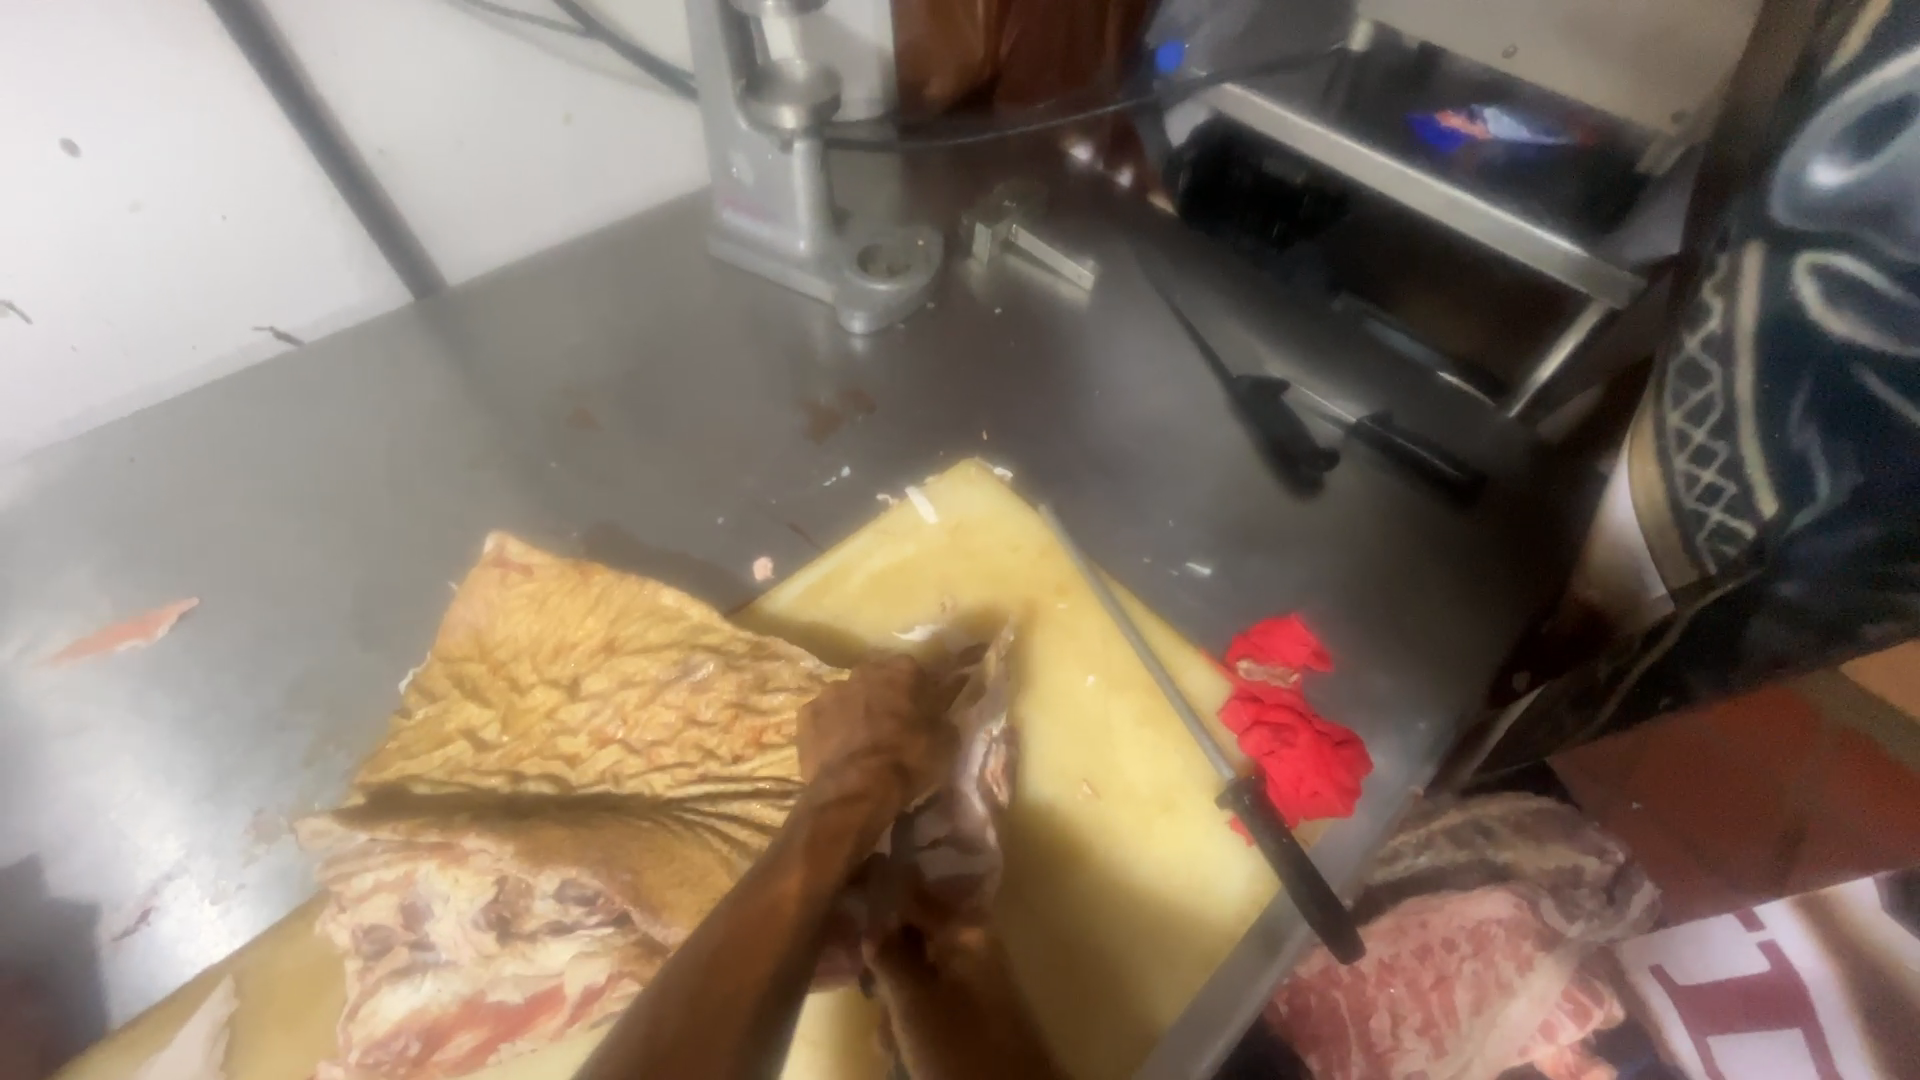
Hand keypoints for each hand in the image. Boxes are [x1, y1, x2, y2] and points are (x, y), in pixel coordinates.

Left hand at [797, 654, 959, 816]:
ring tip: (860, 740)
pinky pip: (822, 717)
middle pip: (876, 678)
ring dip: (854, 710)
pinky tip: (837, 750)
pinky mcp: (806, 714)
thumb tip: (942, 706)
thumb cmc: (907, 761)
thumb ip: (942, 714)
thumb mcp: (945, 740)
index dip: (917, 691)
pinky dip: (829, 728)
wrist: (856, 790)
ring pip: (847, 696)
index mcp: (902, 670)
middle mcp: (864, 671)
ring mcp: (831, 690)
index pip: (914, 671)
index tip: (920, 710)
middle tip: (890, 724)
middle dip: (883, 696)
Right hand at [865, 908, 1062, 1079]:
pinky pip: (937, 1005)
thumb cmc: (961, 1046)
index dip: (882, 905)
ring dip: (899, 1004)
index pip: (916, 896)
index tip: (853, 921)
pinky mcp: (978, 1015)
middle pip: (918, 938)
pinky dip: (916, 1023)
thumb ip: (890, 957)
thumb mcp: (913, 1002)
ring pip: (923, 977)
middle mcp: (974, 947)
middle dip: (889, 968)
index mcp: (965, 931)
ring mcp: (978, 981)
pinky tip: (901, 1051)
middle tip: (873, 997)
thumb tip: (873, 926)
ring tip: (888, 1040)